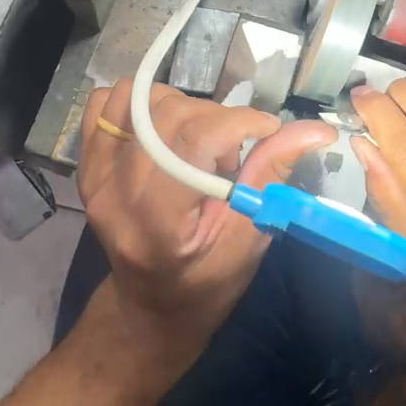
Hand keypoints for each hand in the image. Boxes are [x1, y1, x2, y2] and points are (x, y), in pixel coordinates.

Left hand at [79, 78, 335, 338]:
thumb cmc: (207, 280)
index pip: (195, 138)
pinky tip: (162, 132)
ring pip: (142, 100)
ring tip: (196, 146)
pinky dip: (137, 105)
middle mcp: (117, 192)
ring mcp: (96, 175)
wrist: (151, 306)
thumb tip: (318, 130)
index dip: (239, 121)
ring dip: (181, 110)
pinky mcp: (88, 163)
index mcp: (157, 221)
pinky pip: (105, 104)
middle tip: (229, 152)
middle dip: (215, 118)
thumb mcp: (249, 237)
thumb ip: (273, 174)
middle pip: (172, 114)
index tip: (267, 129)